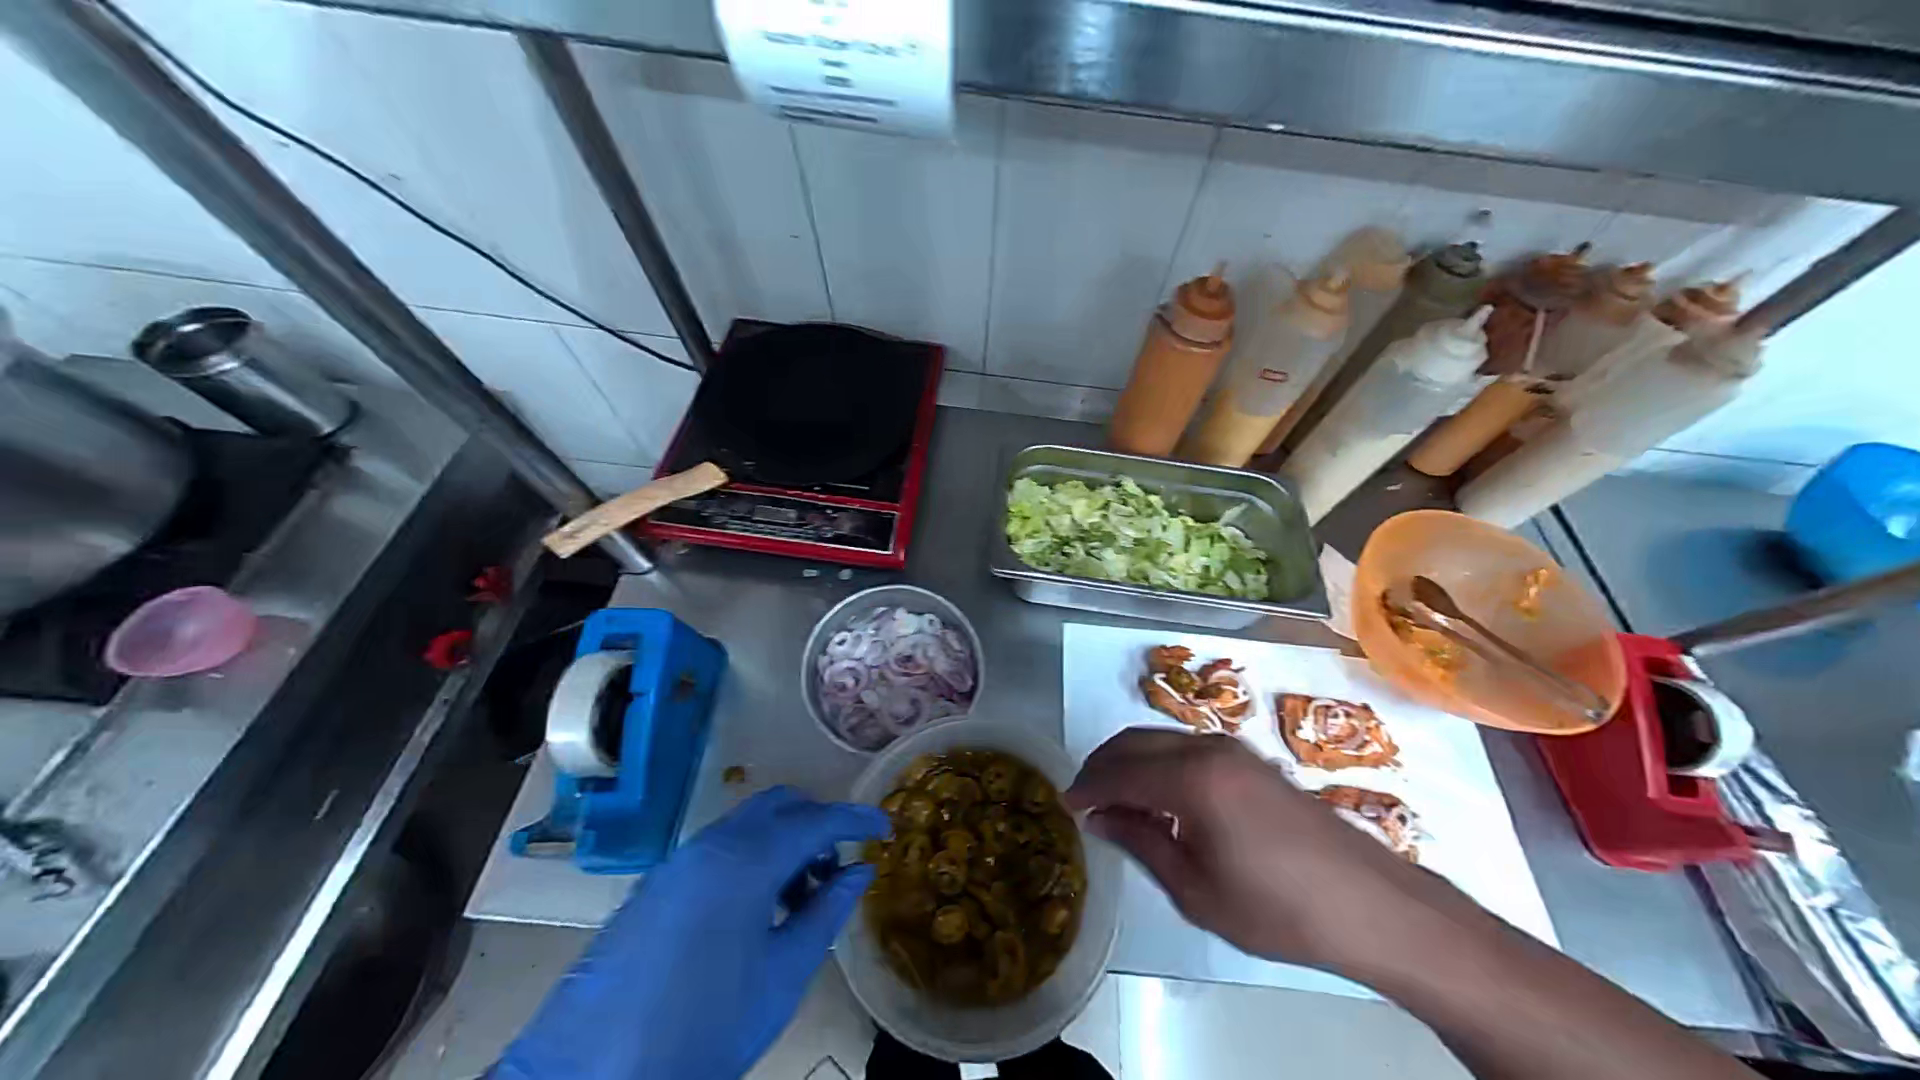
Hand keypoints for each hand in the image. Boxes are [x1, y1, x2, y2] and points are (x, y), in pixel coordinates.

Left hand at [494, 787, 888, 1079]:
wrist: (593, 1073)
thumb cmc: (706, 1025)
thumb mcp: (783, 974)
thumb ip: (826, 913)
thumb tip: (860, 873)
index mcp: (746, 860)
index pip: (816, 820)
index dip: (856, 820)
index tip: (886, 830)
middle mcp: (711, 844)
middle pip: (778, 805)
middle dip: (816, 823)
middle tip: (839, 865)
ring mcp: (678, 861)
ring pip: (746, 825)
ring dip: (782, 841)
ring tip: (800, 897)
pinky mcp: (657, 884)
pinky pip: (718, 848)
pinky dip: (750, 857)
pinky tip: (757, 909)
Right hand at [1065, 728, 1479, 973]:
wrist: (1370, 905)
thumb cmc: (1277, 909)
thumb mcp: (1196, 890)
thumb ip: (1142, 842)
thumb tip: (1100, 817)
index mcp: (1191, 779)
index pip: (1119, 772)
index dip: (1087, 787)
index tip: (1065, 805)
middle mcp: (1208, 748)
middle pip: (1134, 742)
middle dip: (1101, 766)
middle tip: (1083, 799)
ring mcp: (1232, 749)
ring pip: (1159, 738)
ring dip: (1128, 761)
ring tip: (1113, 799)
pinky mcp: (1249, 759)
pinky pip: (1184, 746)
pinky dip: (1157, 761)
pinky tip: (1157, 796)